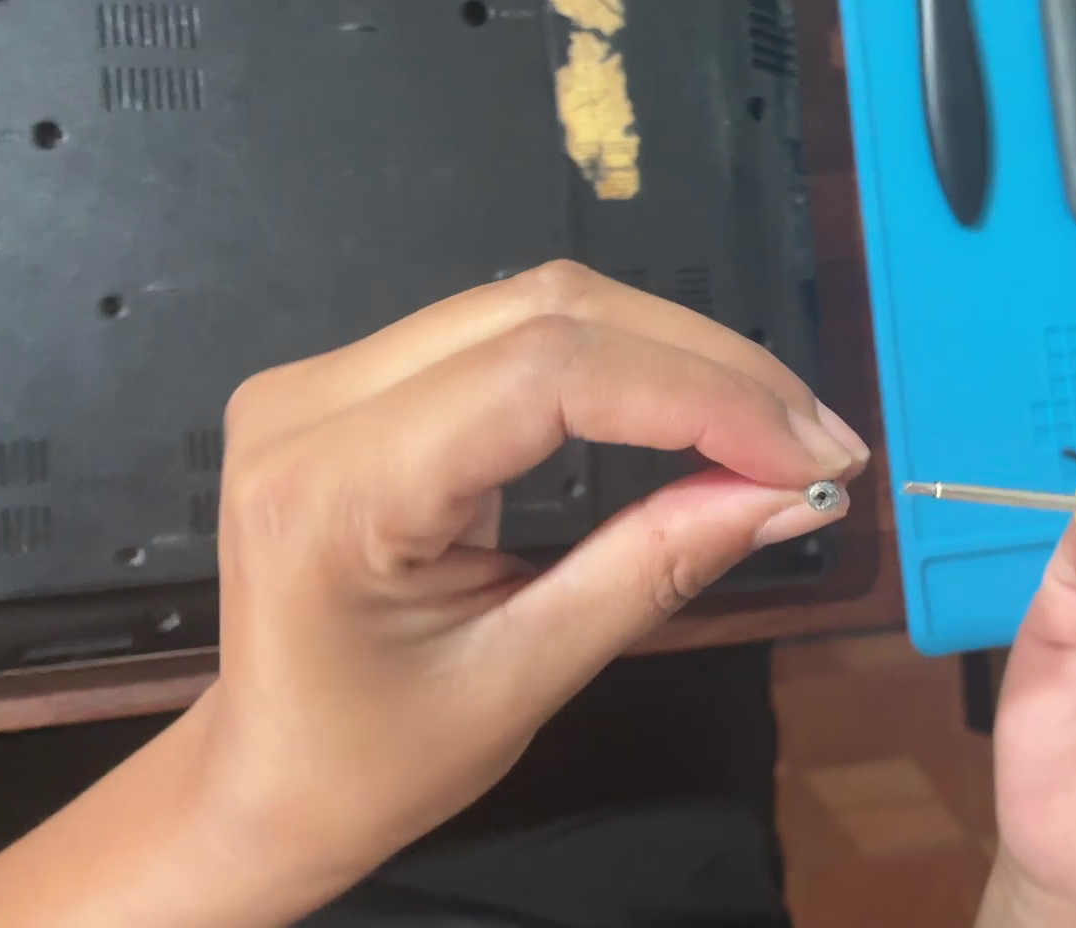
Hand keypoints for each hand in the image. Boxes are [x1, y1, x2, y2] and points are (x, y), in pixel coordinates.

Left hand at [0, 261, 866, 927]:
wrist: (257, 772)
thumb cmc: (371, 763)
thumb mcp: (526, 679)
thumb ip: (660, 566)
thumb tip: (796, 492)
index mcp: (335, 486)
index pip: (548, 377)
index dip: (702, 396)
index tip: (811, 454)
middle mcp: (321, 393)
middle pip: (557, 312)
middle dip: (712, 365)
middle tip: (818, 435)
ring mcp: (339, 368)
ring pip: (550, 303)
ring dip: (683, 352)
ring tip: (778, 419)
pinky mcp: (374, 371)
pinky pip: (527, 330)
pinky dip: (633, 357)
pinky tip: (695, 398)